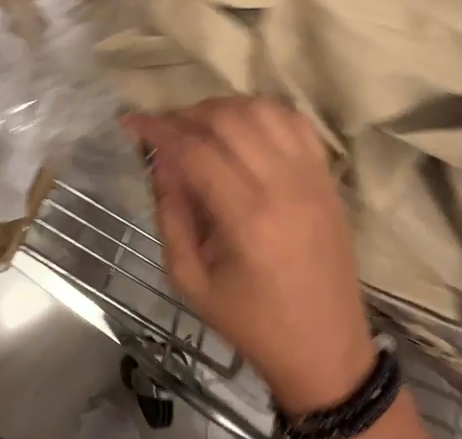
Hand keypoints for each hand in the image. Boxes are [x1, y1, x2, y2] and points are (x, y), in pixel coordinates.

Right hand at [125, 97, 376, 415]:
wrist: (327, 353)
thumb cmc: (252, 323)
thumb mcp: (190, 280)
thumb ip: (170, 214)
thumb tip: (160, 160)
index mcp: (247, 220)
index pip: (194, 149)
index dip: (157, 128)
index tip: (131, 122)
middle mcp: (284, 189)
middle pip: (228, 119)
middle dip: (187, 114)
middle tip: (165, 129)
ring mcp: (312, 180)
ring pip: (263, 110)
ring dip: (224, 108)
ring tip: (201, 126)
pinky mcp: (329, 180)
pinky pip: (296, 123)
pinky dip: (263, 113)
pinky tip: (242, 130)